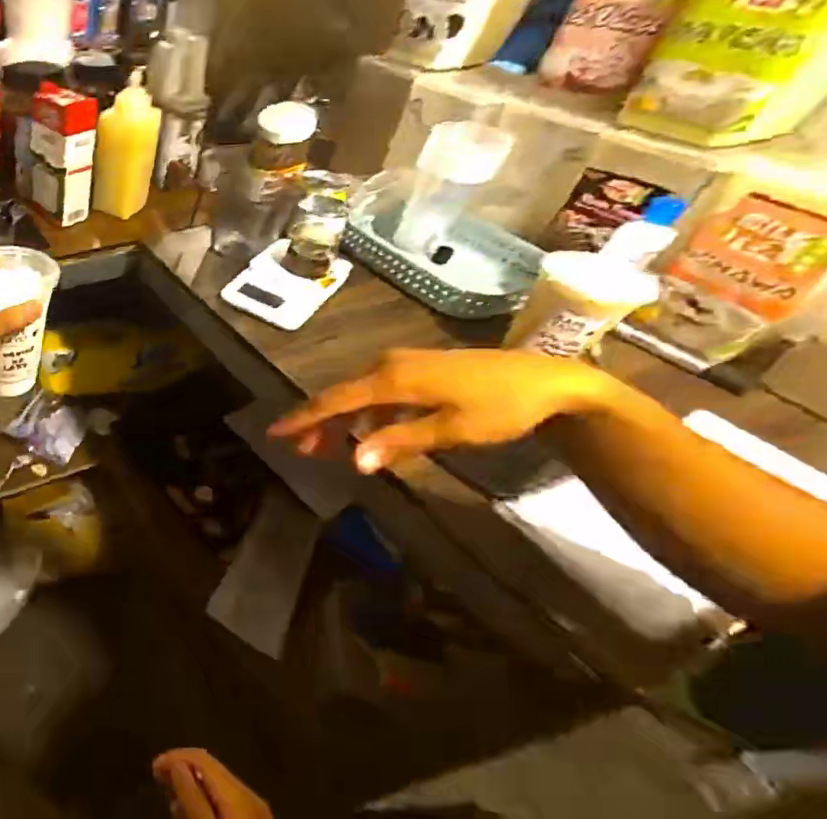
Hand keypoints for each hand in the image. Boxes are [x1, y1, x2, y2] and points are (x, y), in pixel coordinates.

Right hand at [152, 749, 270, 818]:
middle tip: (161, 787)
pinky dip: (208, 803)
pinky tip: (197, 817)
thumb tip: (176, 765)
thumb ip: (191, 798)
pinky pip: (228, 803)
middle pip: (211, 770)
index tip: (153, 772)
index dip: (174, 758)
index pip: (201, 758)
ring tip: (175, 807)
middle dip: (183, 772)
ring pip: (219, 786)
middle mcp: (250, 797)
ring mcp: (257, 813)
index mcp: (238, 795)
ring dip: (194, 788)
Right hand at [268, 348, 620, 472]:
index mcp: (390, 379)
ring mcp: (401, 364)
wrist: (551, 380)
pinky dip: (362, 413)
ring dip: (339, 420)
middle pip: (340, 396)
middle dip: (317, 423)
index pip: (334, 400)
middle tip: (301, 450)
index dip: (303, 418)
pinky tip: (367, 432)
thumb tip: (354, 461)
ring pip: (356, 394)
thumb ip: (399, 442)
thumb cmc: (502, 407)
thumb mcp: (453, 431)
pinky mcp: (415, 368)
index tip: (274, 433)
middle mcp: (387, 366)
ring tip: (328, 446)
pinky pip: (374, 391)